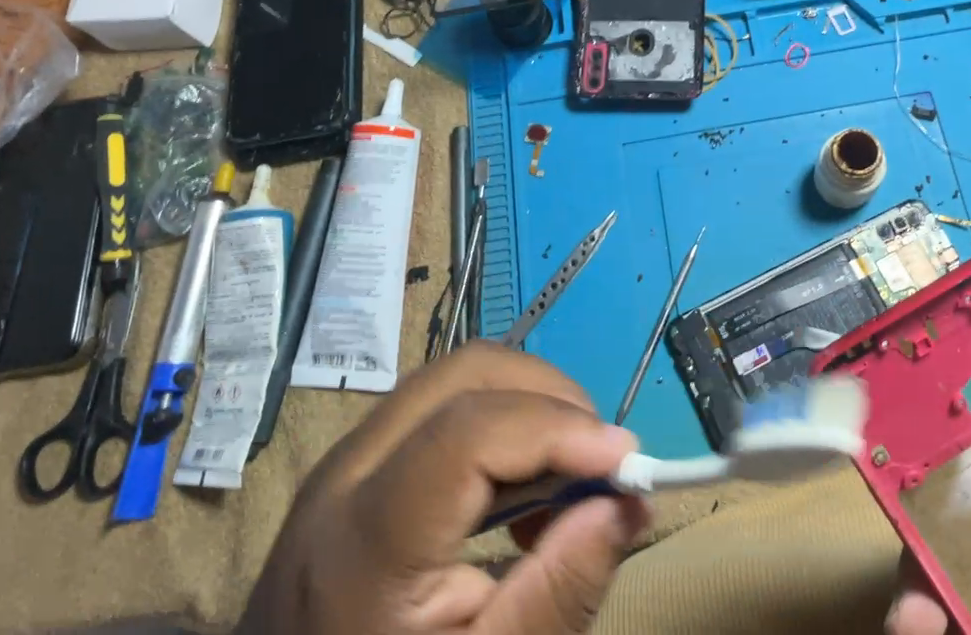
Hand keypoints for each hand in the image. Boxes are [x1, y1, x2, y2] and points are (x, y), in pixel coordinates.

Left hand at [238, 342, 646, 634]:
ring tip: (570, 478)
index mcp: (362, 545)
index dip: (557, 430)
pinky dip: (504, 420)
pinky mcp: (356, 462)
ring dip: (531, 406)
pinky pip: (441, 404)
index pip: (466, 435)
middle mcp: (342, 476)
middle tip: (603, 463)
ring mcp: (343, 460)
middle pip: (463, 376)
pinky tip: (525, 489)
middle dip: (551, 401)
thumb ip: (556, 595)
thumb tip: (629, 503)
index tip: (627, 462)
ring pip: (454, 377)